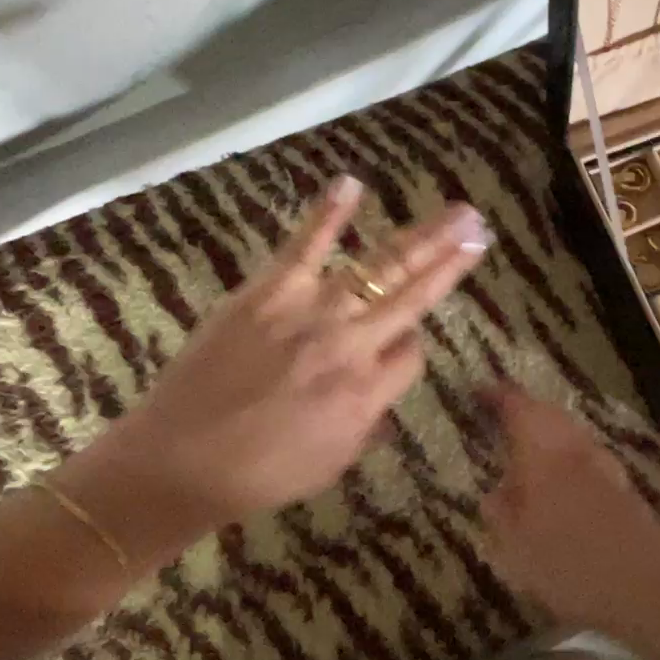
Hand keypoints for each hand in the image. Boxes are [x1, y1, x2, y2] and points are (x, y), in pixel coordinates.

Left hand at [77, 176, 489, 545]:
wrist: (179, 461)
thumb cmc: (257, 476)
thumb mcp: (331, 464)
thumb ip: (366, 420)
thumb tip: (383, 381)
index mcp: (367, 394)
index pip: (412, 354)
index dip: (410, 347)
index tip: (398, 343)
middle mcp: (351, 347)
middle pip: (414, 297)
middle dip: (451, 263)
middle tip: (480, 232)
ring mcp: (311, 313)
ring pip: (380, 267)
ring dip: (422, 237)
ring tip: (457, 212)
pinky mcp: (268, 292)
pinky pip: (305, 246)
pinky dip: (328, 213)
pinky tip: (351, 183)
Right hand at [482, 389, 659, 634]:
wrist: (646, 591)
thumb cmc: (568, 564)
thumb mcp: (514, 546)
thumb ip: (499, 511)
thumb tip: (495, 492)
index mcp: (542, 451)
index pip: (516, 406)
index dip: (496, 394)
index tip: (477, 390)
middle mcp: (574, 447)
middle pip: (547, 412)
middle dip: (523, 407)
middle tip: (501, 412)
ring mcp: (604, 465)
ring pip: (570, 431)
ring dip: (547, 428)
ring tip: (527, 442)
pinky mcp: (623, 488)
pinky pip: (586, 454)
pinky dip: (567, 452)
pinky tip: (561, 476)